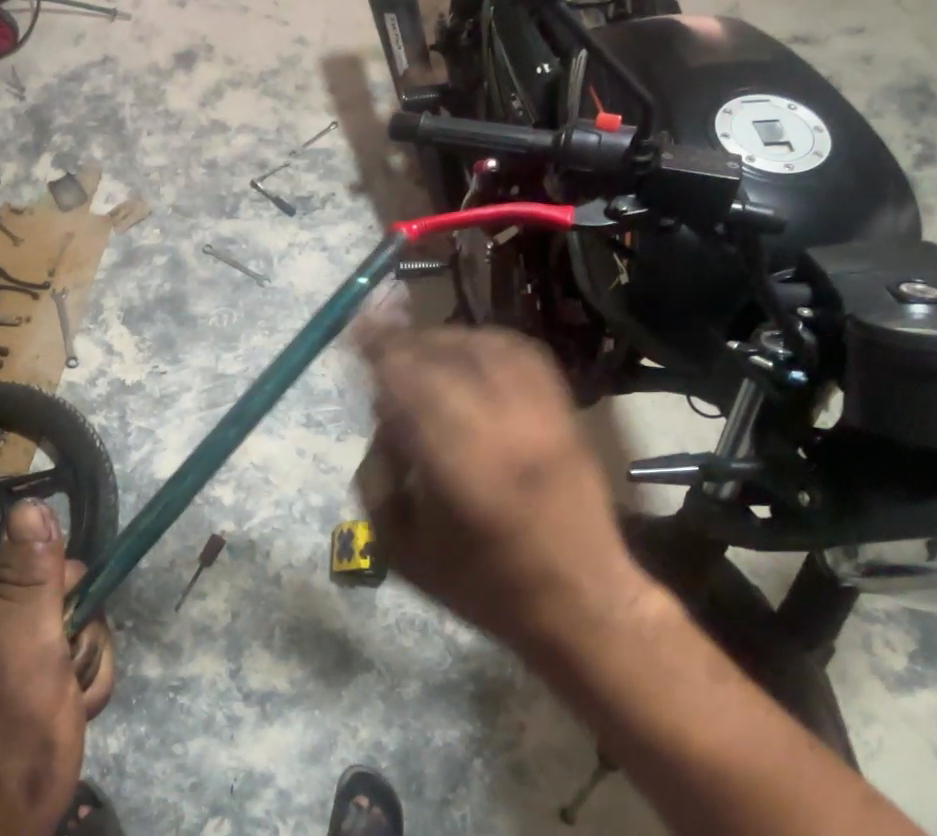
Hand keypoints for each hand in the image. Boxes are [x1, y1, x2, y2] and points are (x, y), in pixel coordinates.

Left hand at [0, 499, 116, 835]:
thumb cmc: (7, 748)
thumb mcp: (24, 655)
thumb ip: (30, 581)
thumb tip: (32, 504)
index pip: (47, 569)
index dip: (70, 610)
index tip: (63, 653)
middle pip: (61, 602)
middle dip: (77, 648)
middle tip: (62, 691)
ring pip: (70, 637)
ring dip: (80, 676)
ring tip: (62, 713)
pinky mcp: (7, 688)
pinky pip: (61, 670)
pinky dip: (72, 697)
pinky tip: (61, 723)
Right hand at [358, 324, 652, 648]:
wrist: (582, 602)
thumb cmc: (480, 584)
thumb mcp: (398, 546)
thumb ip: (376, 474)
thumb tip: (381, 417)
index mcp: (458, 465)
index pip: (410, 380)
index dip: (378, 350)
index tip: (355, 334)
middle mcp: (503, 427)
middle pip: (443, 355)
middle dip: (403, 344)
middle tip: (378, 346)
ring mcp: (542, 414)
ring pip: (483, 345)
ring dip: (442, 340)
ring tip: (419, 351)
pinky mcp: (566, 412)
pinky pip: (523, 353)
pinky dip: (485, 343)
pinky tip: (466, 355)